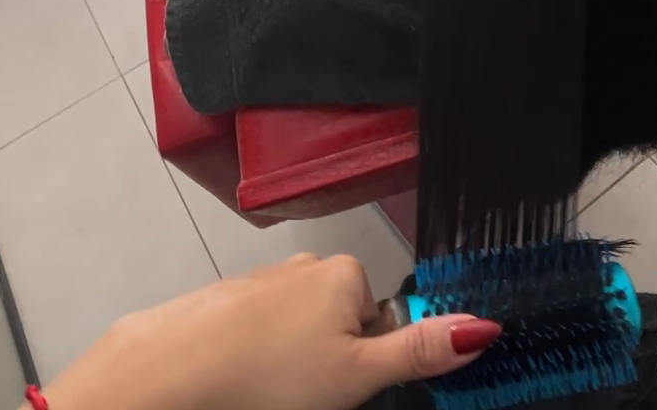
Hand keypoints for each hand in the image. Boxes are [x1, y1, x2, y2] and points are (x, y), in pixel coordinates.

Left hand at [36, 253, 499, 409]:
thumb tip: (483, 327)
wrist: (173, 369)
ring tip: (266, 390)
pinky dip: (256, 354)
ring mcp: (266, 277)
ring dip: (291, 361)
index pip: (378, 320)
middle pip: (339, 323)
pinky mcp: (231, 297)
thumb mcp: (356, 375)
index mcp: (345, 272)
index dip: (363, 361)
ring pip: (299, 330)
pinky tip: (240, 377)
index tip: (337, 385)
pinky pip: (261, 330)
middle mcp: (308, 263)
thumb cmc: (271, 372)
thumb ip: (418, 350)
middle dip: (328, 361)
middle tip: (304, 393)